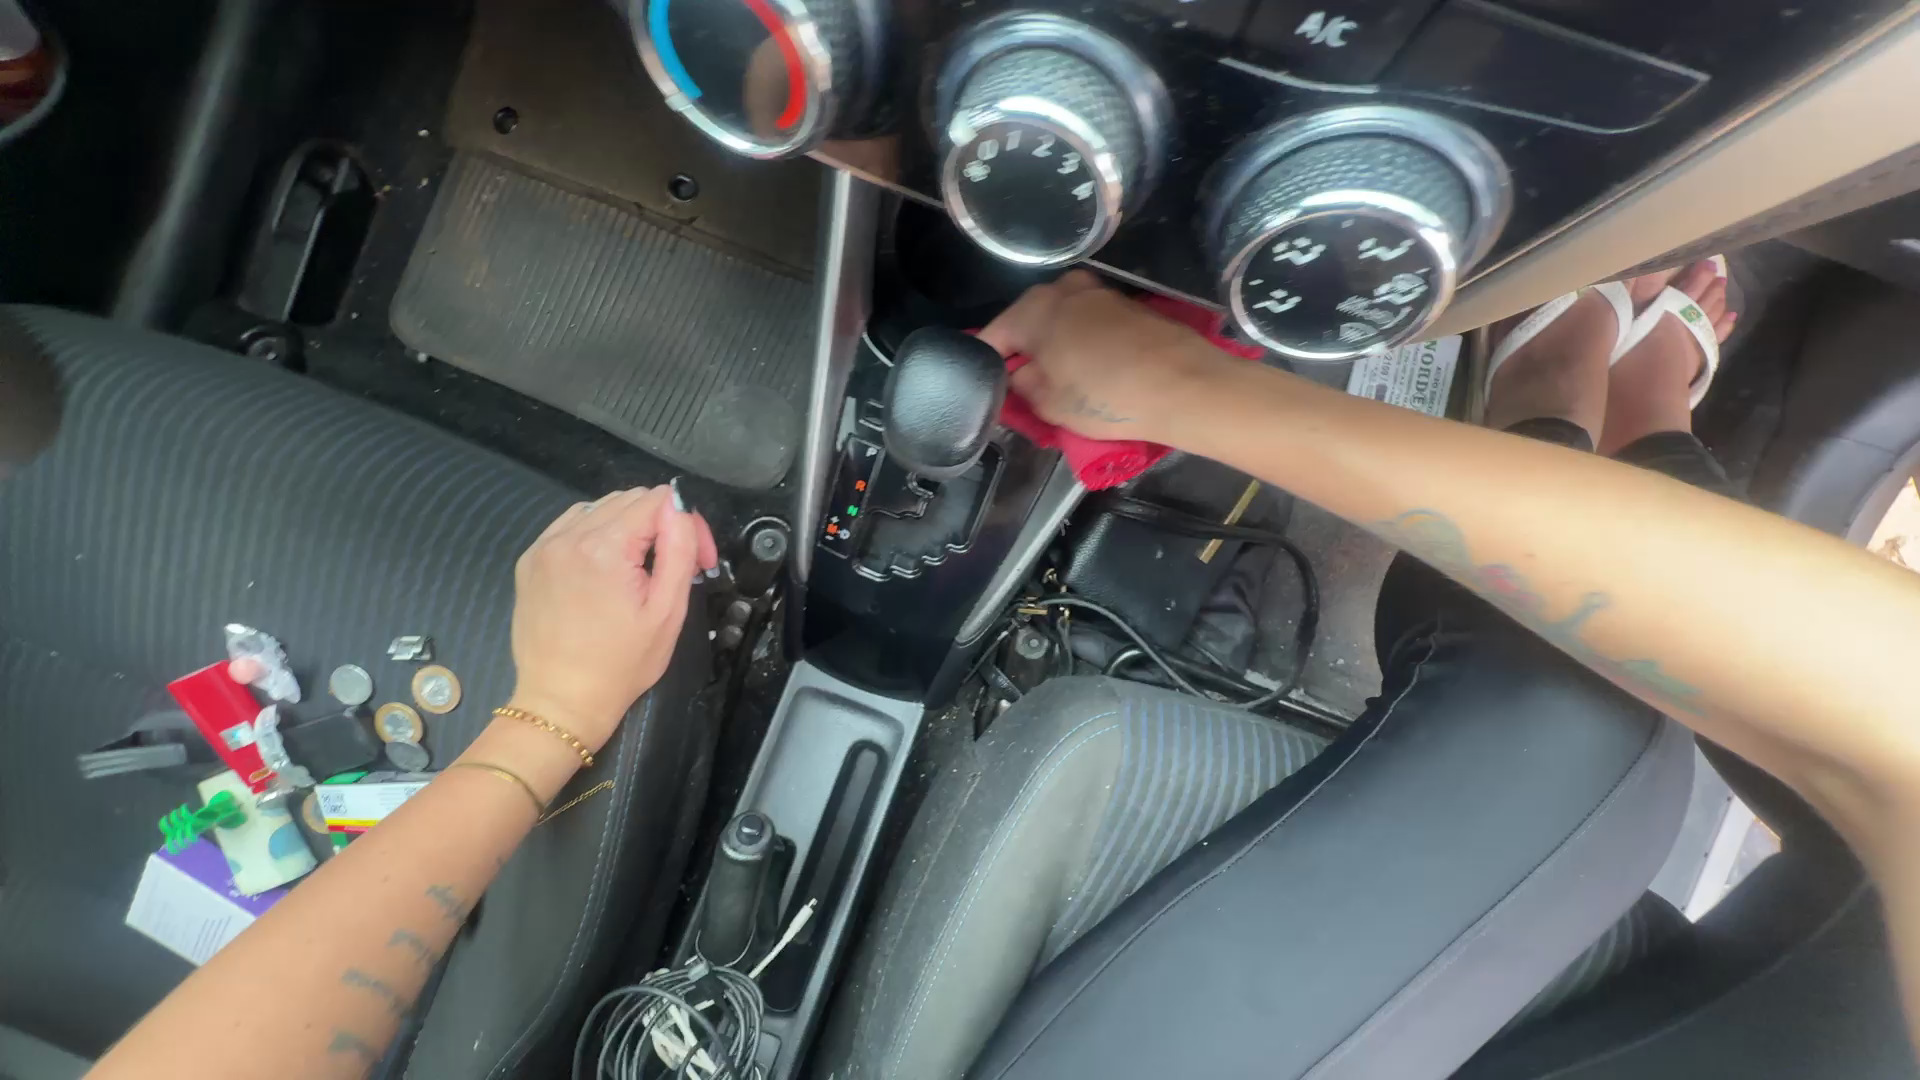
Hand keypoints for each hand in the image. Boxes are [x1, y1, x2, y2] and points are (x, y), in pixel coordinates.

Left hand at [506, 485, 718, 750]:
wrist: (561, 699)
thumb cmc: (623, 662)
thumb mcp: (668, 610)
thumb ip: (678, 549)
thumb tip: (679, 508)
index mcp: (606, 547)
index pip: (659, 501)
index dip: (687, 524)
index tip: (697, 563)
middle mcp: (568, 536)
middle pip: (630, 499)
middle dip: (661, 523)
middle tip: (673, 567)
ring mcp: (543, 546)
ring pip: (601, 507)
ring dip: (628, 526)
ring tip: (638, 567)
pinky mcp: (530, 560)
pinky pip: (572, 524)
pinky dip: (597, 533)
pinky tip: (606, 566)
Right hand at [980, 270, 1235, 443]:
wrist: (1185, 386)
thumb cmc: (1106, 395)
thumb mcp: (1049, 404)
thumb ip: (1020, 387)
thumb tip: (1016, 377)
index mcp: (1033, 309)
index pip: (991, 338)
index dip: (987, 368)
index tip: (990, 392)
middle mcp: (1063, 289)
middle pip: (1027, 326)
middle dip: (1023, 357)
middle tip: (1025, 394)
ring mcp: (1100, 294)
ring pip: (1060, 324)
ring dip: (1055, 351)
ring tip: (1061, 387)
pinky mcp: (1129, 307)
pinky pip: (1089, 327)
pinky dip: (1082, 347)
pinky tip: (1093, 374)